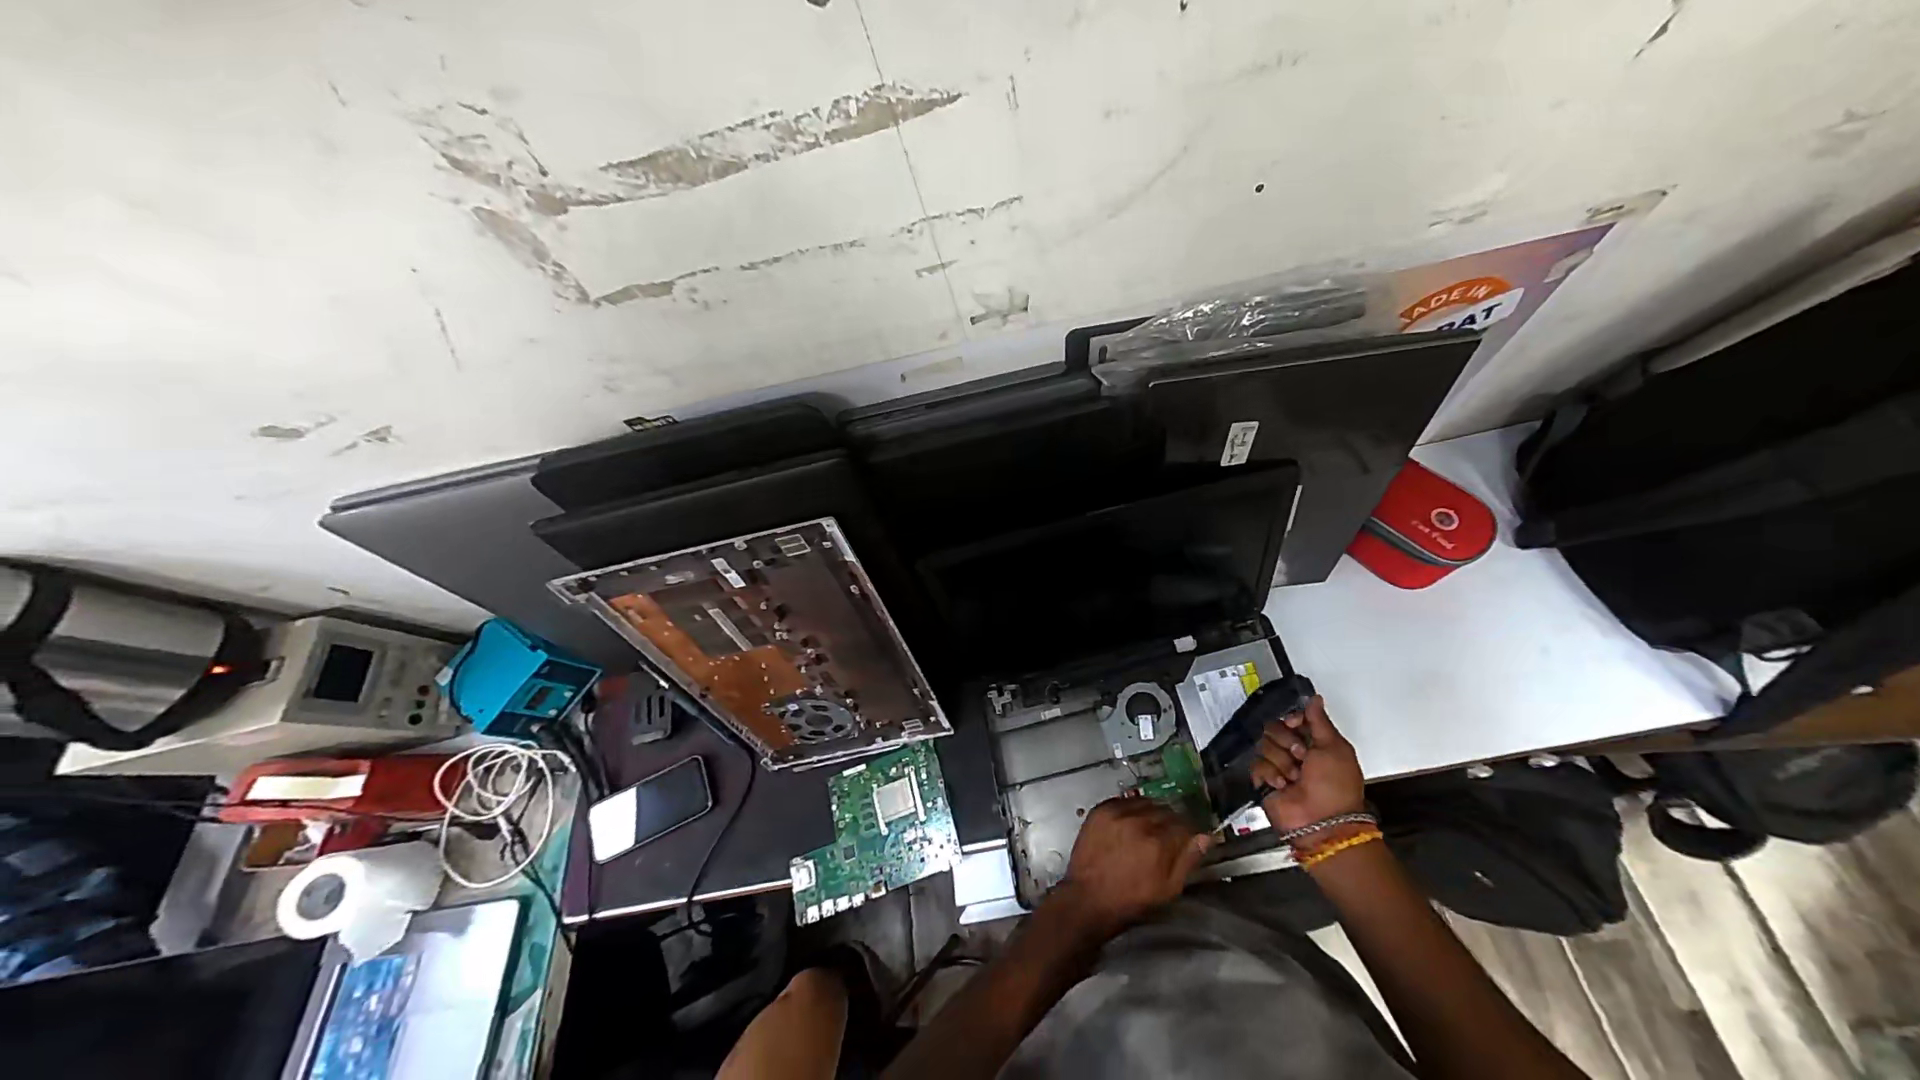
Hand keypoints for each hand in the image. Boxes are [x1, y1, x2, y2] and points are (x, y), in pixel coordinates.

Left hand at [1050, 796, 1212, 938]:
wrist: (1088, 897)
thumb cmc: (1131, 899)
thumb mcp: (1168, 889)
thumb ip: (1188, 860)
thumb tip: (1206, 837)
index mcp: (1159, 843)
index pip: (1185, 825)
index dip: (1189, 832)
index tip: (1188, 838)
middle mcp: (1139, 822)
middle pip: (1166, 811)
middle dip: (1172, 822)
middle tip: (1167, 836)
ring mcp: (1117, 813)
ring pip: (1146, 802)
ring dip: (1152, 812)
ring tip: (1149, 828)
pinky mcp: (1100, 810)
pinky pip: (1124, 800)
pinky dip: (1132, 808)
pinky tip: (1130, 822)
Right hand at [1251, 695, 1365, 832]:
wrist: (1321, 820)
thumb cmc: (1335, 785)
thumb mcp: (1335, 748)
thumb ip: (1320, 721)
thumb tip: (1314, 698)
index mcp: (1314, 742)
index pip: (1293, 718)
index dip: (1292, 719)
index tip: (1296, 724)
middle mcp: (1295, 752)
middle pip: (1274, 728)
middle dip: (1286, 742)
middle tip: (1301, 757)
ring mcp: (1279, 766)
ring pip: (1265, 746)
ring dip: (1282, 762)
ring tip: (1294, 778)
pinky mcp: (1264, 780)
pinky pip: (1257, 765)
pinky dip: (1271, 775)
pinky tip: (1283, 786)